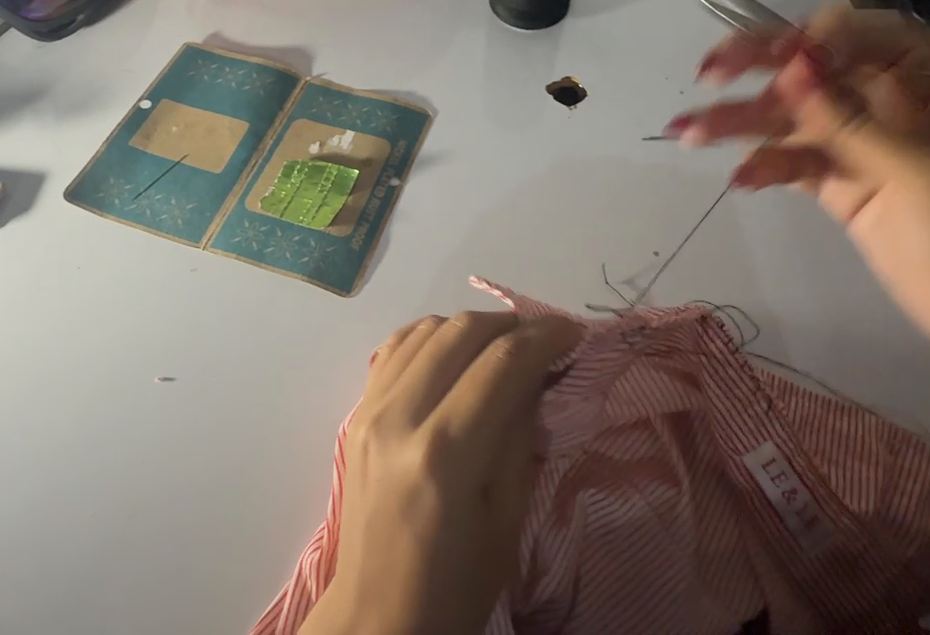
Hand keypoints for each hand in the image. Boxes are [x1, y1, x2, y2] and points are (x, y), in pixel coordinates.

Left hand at [299, 311, 579, 634]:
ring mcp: (369, 409)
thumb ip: (520, 435)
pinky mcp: (356, 411)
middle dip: (512, 324)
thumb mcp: (508, 518)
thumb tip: (536, 374)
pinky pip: (396, 346)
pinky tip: (456, 349)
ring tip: (505, 344)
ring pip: (427, 328)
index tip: (573, 332)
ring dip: (474, 325)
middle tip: (544, 337)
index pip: (502, 364)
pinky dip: (432, 334)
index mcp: (444, 455)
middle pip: (462, 332)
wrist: (377, 615)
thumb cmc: (456, 582)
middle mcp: (399, 417)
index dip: (545, 337)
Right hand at [665, 6, 929, 404]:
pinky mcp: (852, 193)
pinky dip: (767, 166)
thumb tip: (791, 65)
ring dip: (744, 121)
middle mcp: (901, 106)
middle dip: (761, 68)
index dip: (814, 38)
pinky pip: (799, 164)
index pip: (868, 34)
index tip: (772, 62)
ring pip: (798, 119)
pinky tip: (739, 179)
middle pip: (821, 70)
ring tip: (686, 132)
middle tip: (706, 73)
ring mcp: (873, 151)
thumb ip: (852, 122)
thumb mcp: (928, 178)